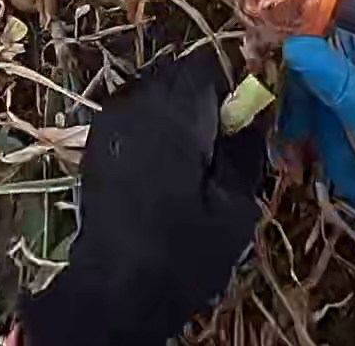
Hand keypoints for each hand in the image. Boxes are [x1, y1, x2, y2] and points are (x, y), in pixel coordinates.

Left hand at [18, 52, 263, 345]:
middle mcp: (140, 99)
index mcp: (177, 110)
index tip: (232, 125)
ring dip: (174, 107)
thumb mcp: (235, 205)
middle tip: (210, 144)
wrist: (113, 290)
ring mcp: (113, 114)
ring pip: (155, 86)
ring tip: (182, 155)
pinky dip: (149, 121)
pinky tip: (154, 162)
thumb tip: (256, 110)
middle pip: (179, 72)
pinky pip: (133, 106)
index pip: (207, 65)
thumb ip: (247, 146)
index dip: (225, 89)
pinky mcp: (97, 134)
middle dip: (200, 97)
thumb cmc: (182, 250)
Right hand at [284, 32, 354, 345]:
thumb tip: (291, 43)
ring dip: (339, 168)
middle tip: (310, 168)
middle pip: (321, 97)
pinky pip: (353, 161)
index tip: (281, 117)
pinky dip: (354, 184)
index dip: (296, 81)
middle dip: (317, 136)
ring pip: (333, 134)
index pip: (319, 54)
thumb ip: (342, 87)